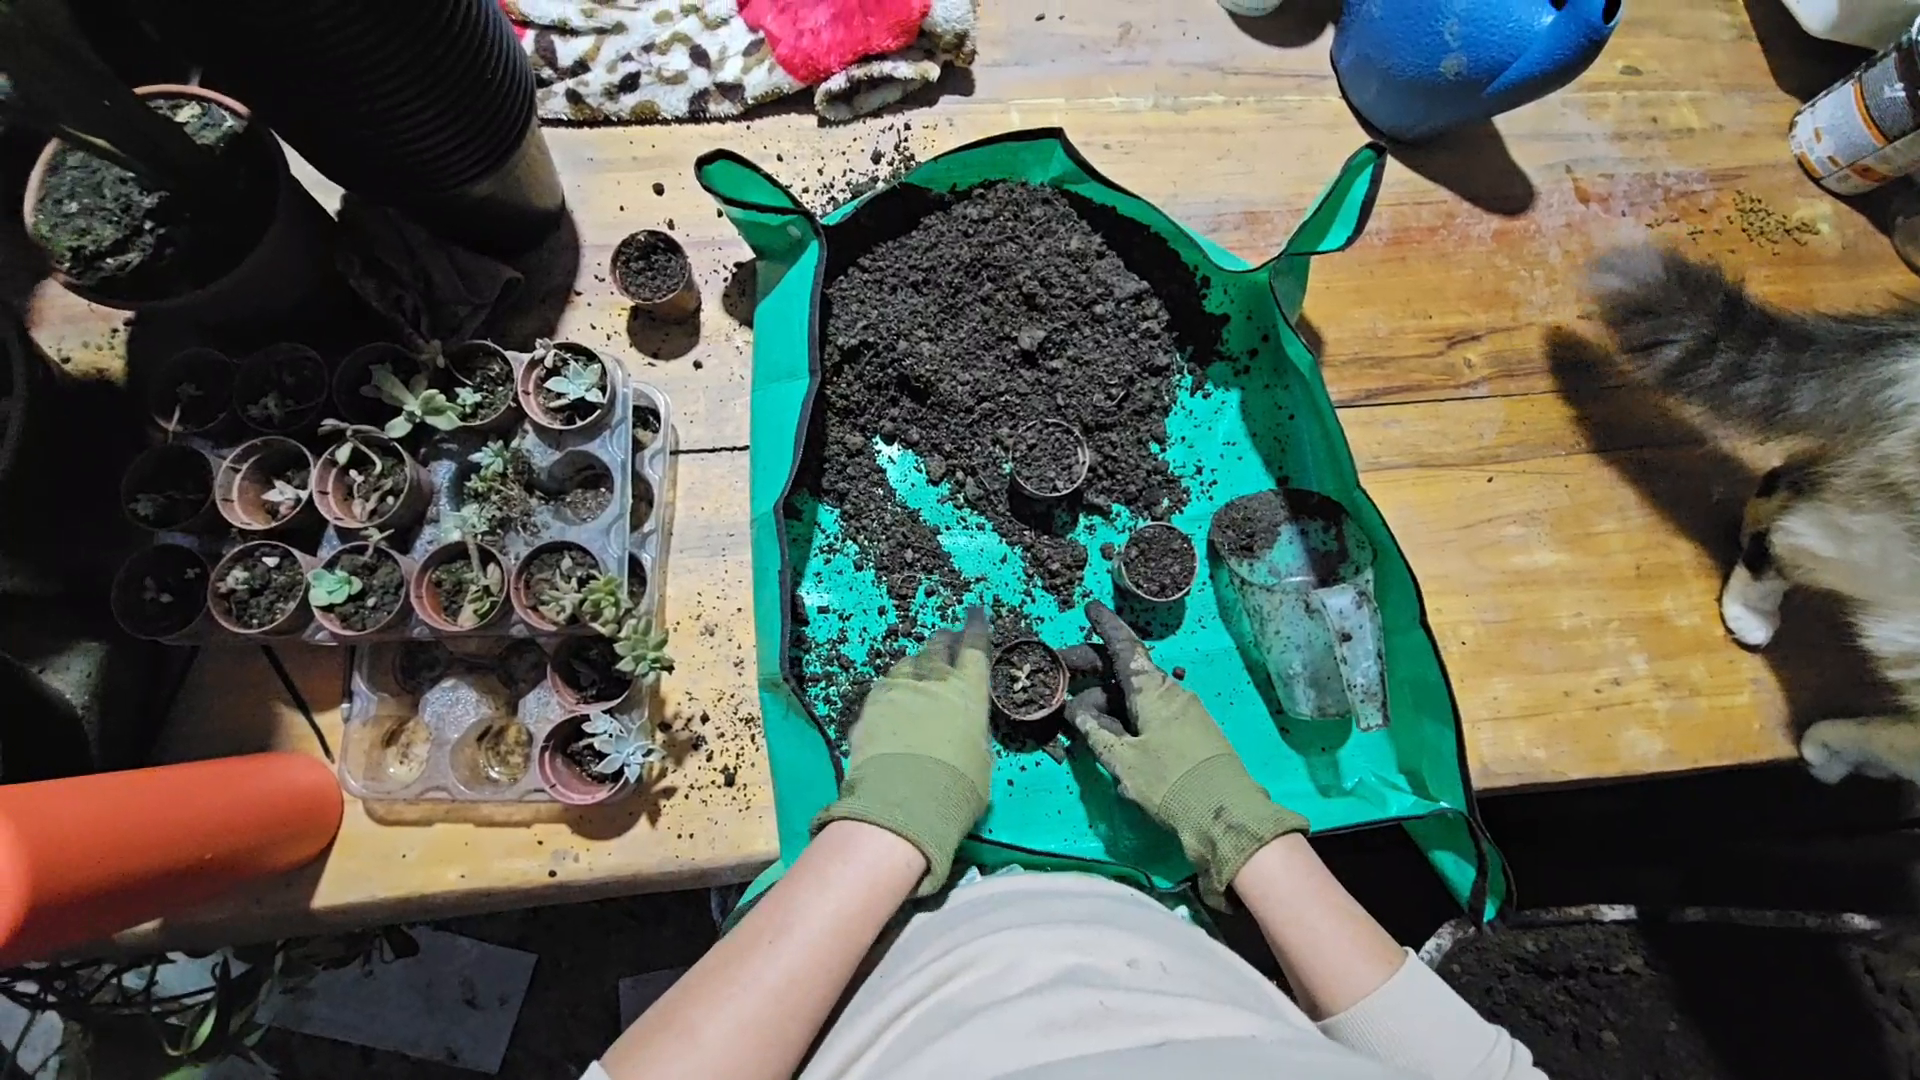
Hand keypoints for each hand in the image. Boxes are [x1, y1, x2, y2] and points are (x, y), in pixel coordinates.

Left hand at [812, 608, 993, 895]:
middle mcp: (933, 681)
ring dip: (914, 665)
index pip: (975, 648)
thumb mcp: (981, 762)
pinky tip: (890, 702)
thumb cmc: (956, 789)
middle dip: (943, 640)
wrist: (902, 802)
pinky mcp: (870, 706)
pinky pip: (882, 687)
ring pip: (906, 663)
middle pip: (937, 647)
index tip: (974, 612)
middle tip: (945, 640)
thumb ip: (973, 735)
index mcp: (968, 692)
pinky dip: (890, 690)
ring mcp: (897, 689)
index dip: (976, 627)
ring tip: (915, 672)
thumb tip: (965, 731)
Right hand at [1067, 600, 1307, 908]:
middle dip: (1091, 667)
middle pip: (1124, 669)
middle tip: (1061, 672)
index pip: (1125, 646)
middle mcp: (1167, 692)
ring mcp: (1180, 712)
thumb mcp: (1122, 759)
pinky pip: (1145, 713)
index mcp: (1152, 689)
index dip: (1106, 626)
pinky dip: (1121, 716)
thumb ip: (1095, 730)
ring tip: (1077, 722)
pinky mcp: (1186, 733)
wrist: (1226, 816)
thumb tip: (1075, 709)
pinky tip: (1105, 737)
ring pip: (1133, 695)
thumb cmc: (1170, 781)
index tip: (1090, 608)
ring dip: (1103, 701)